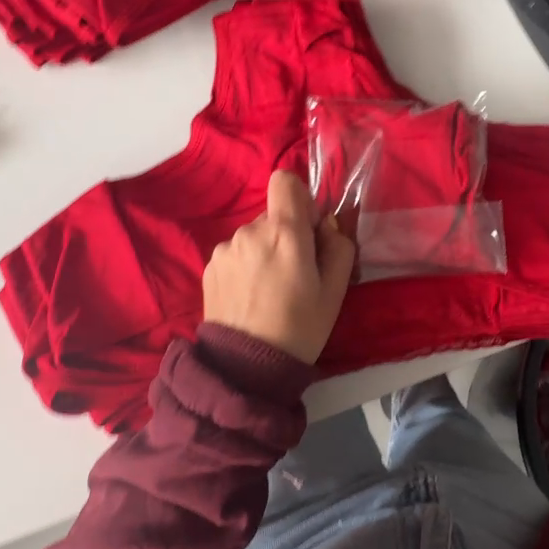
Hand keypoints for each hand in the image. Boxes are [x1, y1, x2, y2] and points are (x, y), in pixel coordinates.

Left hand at [202, 170, 357, 363]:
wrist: (246, 367)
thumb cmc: (300, 327)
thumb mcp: (336, 290)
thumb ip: (338, 246)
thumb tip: (326, 227)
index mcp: (284, 232)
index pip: (285, 181)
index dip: (301, 200)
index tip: (309, 231)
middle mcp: (250, 231)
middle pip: (273, 214)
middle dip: (287, 234)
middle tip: (296, 274)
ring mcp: (225, 248)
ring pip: (254, 235)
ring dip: (264, 251)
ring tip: (271, 290)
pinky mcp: (209, 266)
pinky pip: (236, 253)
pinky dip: (246, 266)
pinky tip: (250, 297)